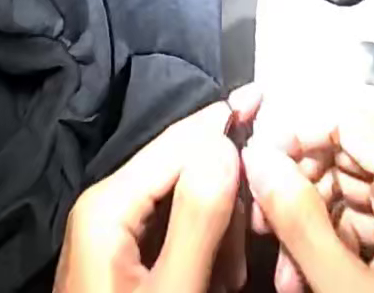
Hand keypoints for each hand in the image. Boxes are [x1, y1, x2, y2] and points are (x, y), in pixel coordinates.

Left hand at [55, 101, 247, 292]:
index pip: (179, 140)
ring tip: (227, 279)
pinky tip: (214, 278)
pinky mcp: (127, 253)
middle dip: (225, 201)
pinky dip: (206, 246)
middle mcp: (109, 204)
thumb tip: (225, 144)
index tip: (264, 99)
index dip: (224, 119)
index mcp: (109, 204)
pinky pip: (179, 225)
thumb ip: (197, 219)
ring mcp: (117, 228)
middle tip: (243, 253)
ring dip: (220, 231)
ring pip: (189, 195)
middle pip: (185, 165)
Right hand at [240, 104, 373, 292]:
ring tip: (287, 277)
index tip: (256, 167)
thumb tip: (261, 163)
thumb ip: (302, 223)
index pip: (346, 123)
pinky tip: (307, 283)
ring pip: (348, 198)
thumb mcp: (355, 290)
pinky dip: (333, 251)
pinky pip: (364, 229)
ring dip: (310, 230)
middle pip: (344, 160)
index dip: (296, 139)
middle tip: (262, 227)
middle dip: (299, 195)